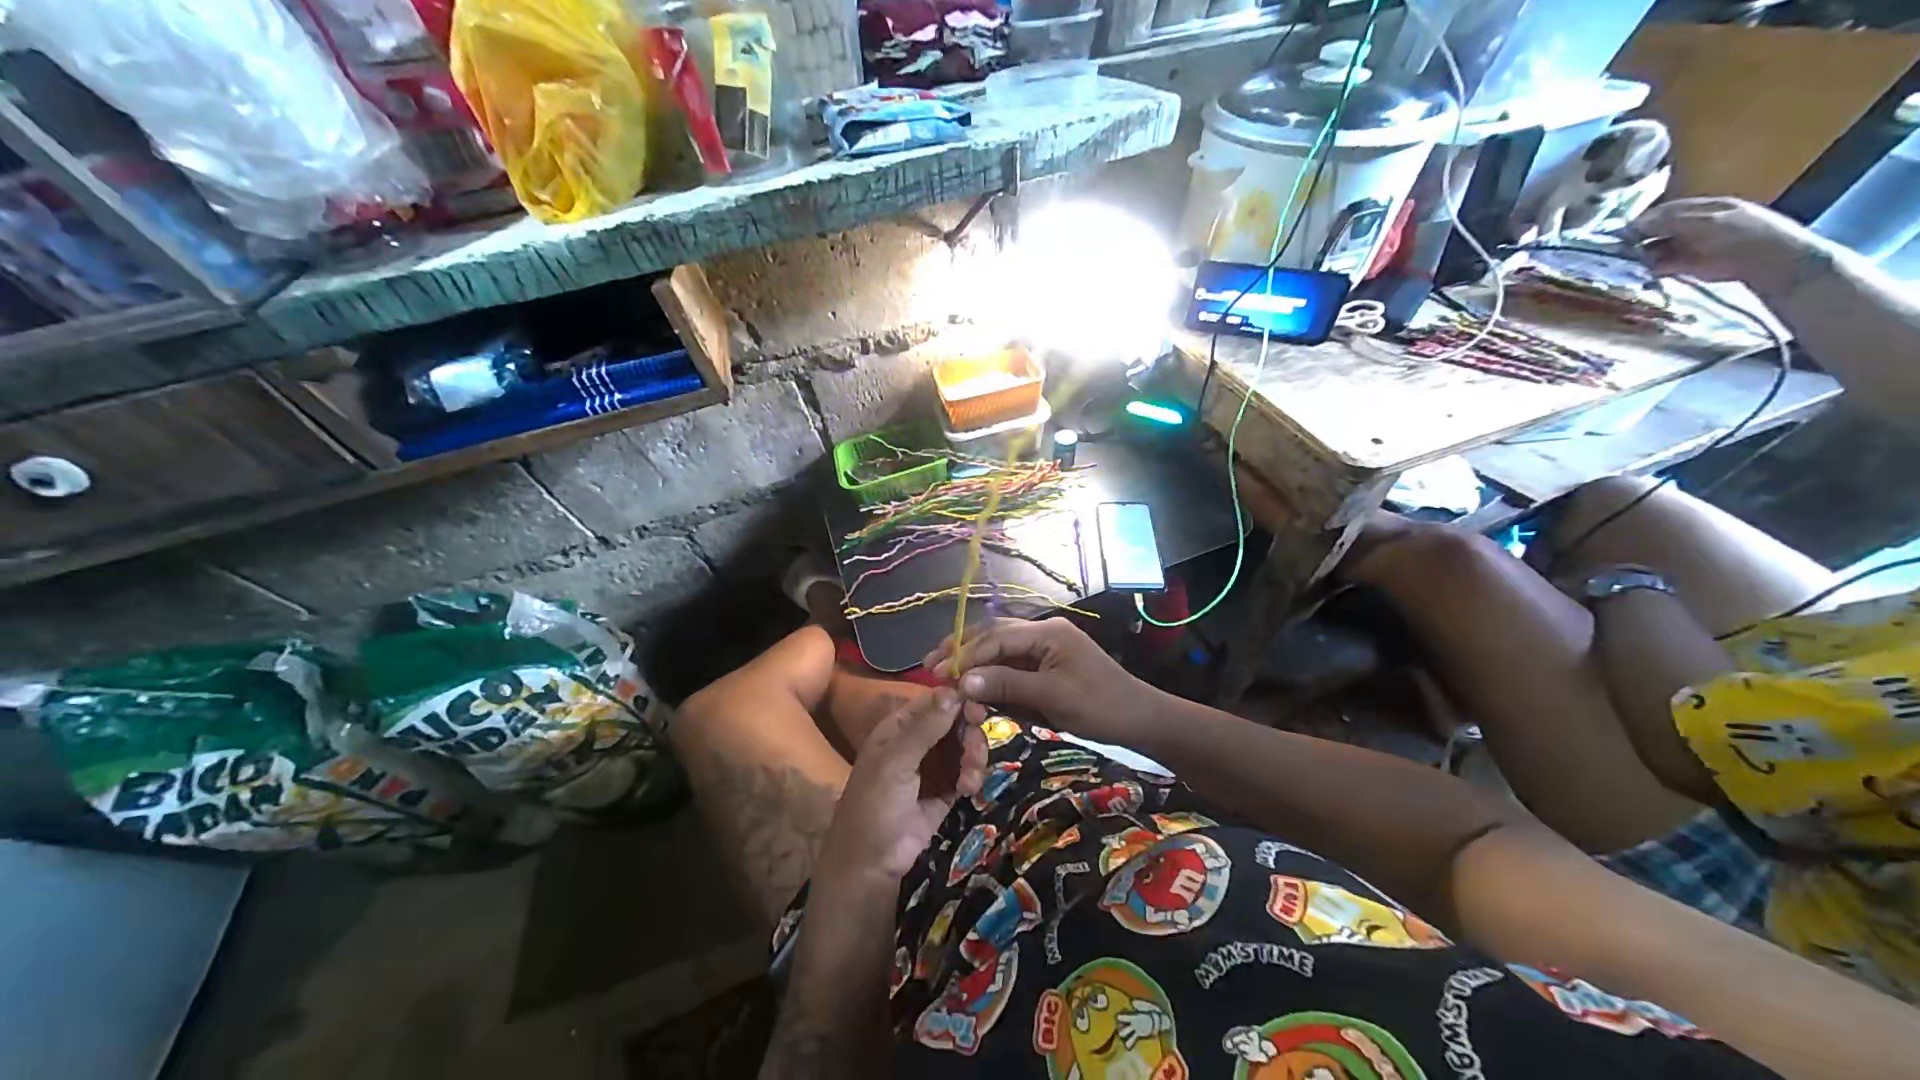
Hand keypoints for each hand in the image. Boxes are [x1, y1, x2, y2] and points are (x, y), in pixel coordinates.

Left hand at [815, 690, 987, 885]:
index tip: (978, 708)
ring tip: (970, 781)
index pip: (933, 702)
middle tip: (976, 751)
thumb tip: (954, 691)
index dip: (957, 701)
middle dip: (970, 734)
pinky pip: (967, 773)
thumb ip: (926, 727)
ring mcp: (932, 767)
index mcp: (898, 728)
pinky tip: (969, 791)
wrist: (870, 864)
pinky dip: (972, 778)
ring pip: (964, 747)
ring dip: (974, 759)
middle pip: (955, 723)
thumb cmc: (874, 805)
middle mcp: (916, 742)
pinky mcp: (945, 792)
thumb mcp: (896, 762)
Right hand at [923, 618, 1157, 745]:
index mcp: (1046, 632)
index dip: (964, 655)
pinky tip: (975, 690)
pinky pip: (1012, 667)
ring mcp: (1044, 649)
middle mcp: (1042, 633)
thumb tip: (962, 681)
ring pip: (999, 651)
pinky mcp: (1046, 667)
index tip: (938, 673)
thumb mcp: (1052, 697)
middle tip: (931, 668)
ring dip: (974, 665)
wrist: (1140, 720)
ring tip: (945, 678)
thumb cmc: (1101, 706)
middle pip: (993, 636)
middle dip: (962, 651)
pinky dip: (992, 678)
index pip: (995, 637)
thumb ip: (1007, 686)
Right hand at [1634, 197, 1833, 297]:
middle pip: (1657, 230)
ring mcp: (1690, 246)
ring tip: (1622, 264)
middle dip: (1637, 239)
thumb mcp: (1707, 222)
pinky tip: (1636, 273)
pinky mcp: (1687, 265)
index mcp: (1703, 208)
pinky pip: (1660, 265)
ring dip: (1639, 255)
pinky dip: (1647, 268)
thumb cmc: (1742, 235)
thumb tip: (1635, 224)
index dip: (1641, 221)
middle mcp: (1694, 225)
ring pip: (1656, 248)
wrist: (1770, 261)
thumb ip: (1671, 221)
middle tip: (1615, 252)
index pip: (1664, 211)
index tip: (1619, 235)